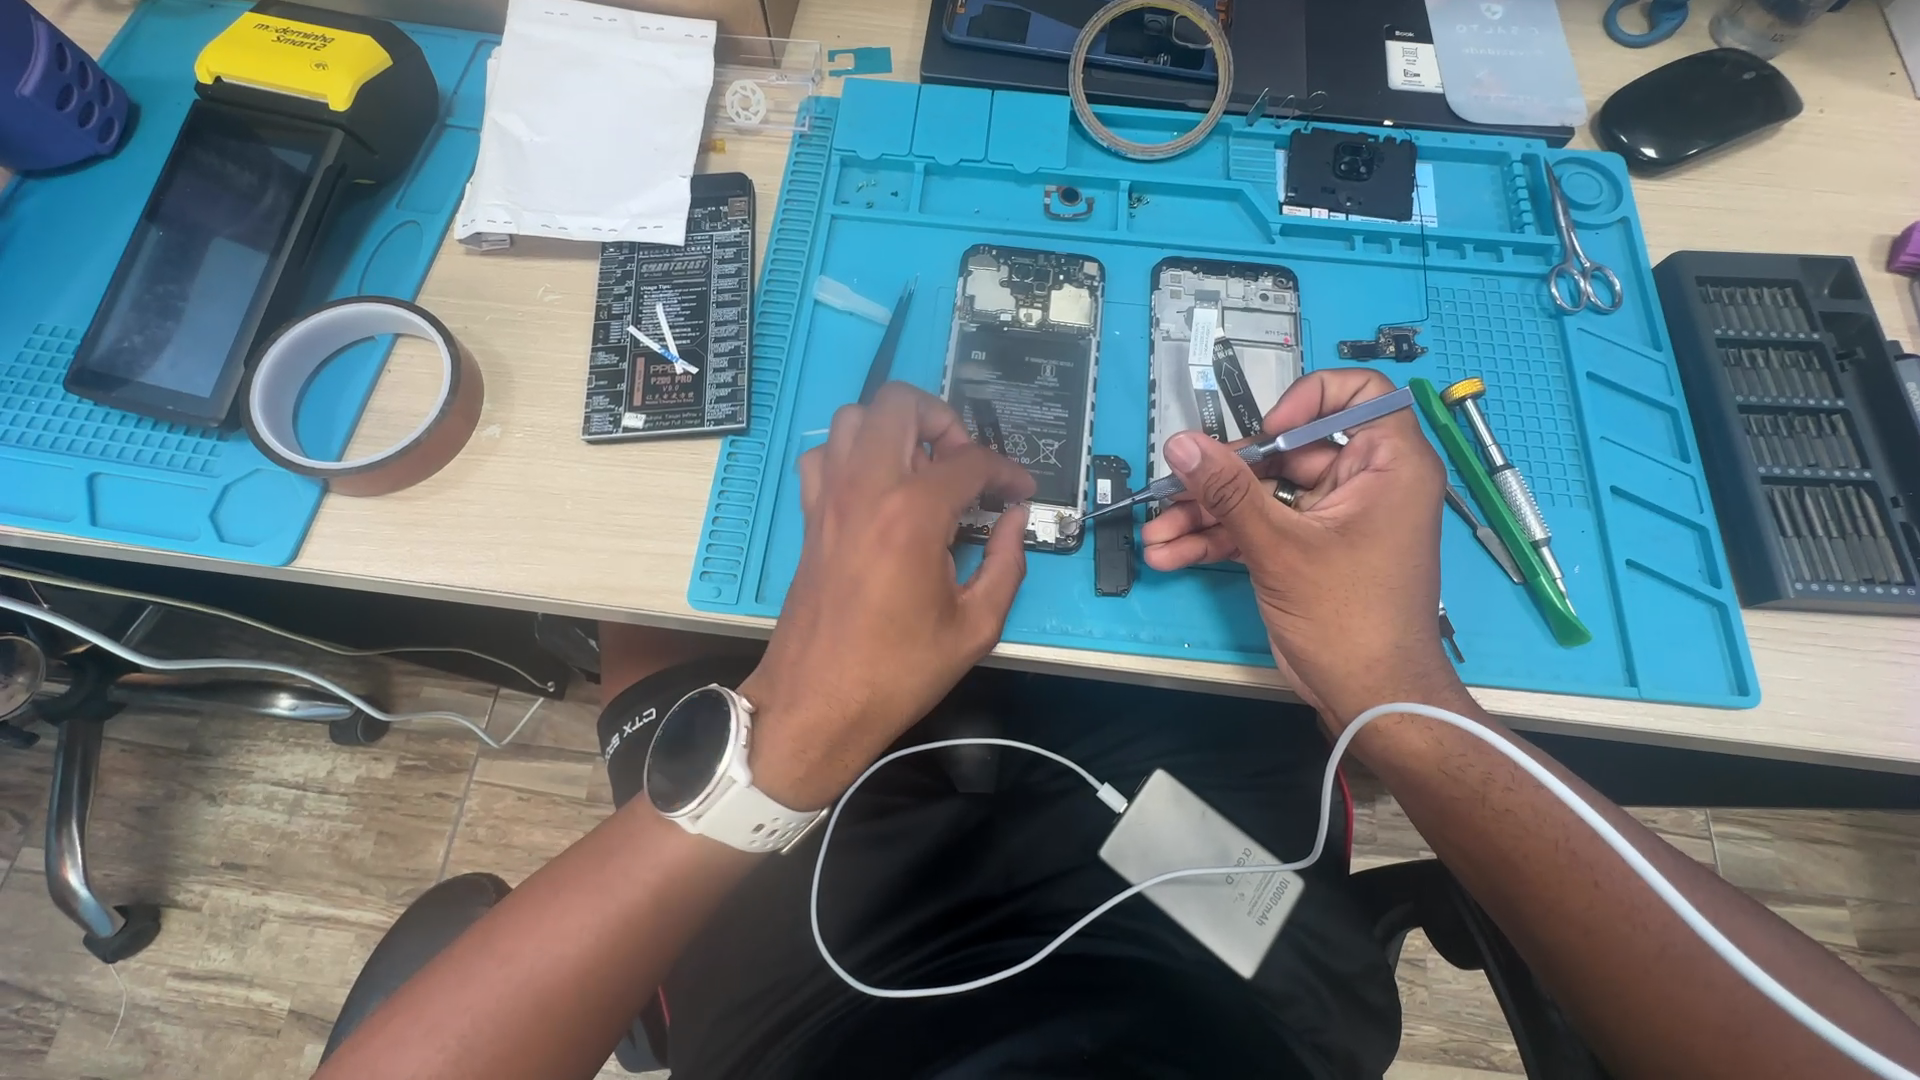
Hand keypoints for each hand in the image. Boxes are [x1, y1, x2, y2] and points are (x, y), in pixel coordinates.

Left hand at [741, 383, 1035, 809]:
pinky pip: (824, 455)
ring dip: (895, 428)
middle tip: (964, 464)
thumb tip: (1015, 520)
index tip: (1020, 494)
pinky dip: (852, 454)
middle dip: (944, 419)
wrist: (818, 703)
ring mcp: (829, 497)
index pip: (970, 462)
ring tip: (922, 469)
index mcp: (913, 514)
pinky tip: (876, 488)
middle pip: (900, 404)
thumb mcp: (976, 626)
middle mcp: (866, 488)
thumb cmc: (899, 671)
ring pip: (854, 417)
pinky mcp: (810, 516)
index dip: (1006, 472)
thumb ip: (1007, 563)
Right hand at [1140, 369, 1464, 727]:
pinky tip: (1171, 555)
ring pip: (1260, 496)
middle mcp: (1361, 483)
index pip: (1359, 395)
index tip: (1265, 432)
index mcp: (1386, 465)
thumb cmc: (1348, 615)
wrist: (1369, 696)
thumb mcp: (1280, 546)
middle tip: (1172, 493)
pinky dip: (1217, 541)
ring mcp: (1328, 519)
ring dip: (1205, 516)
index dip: (1308, 401)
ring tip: (1157, 534)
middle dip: (1220, 477)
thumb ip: (1226, 491)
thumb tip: (1179, 444)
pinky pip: (1256, 529)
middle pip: (1283, 454)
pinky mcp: (1304, 550)